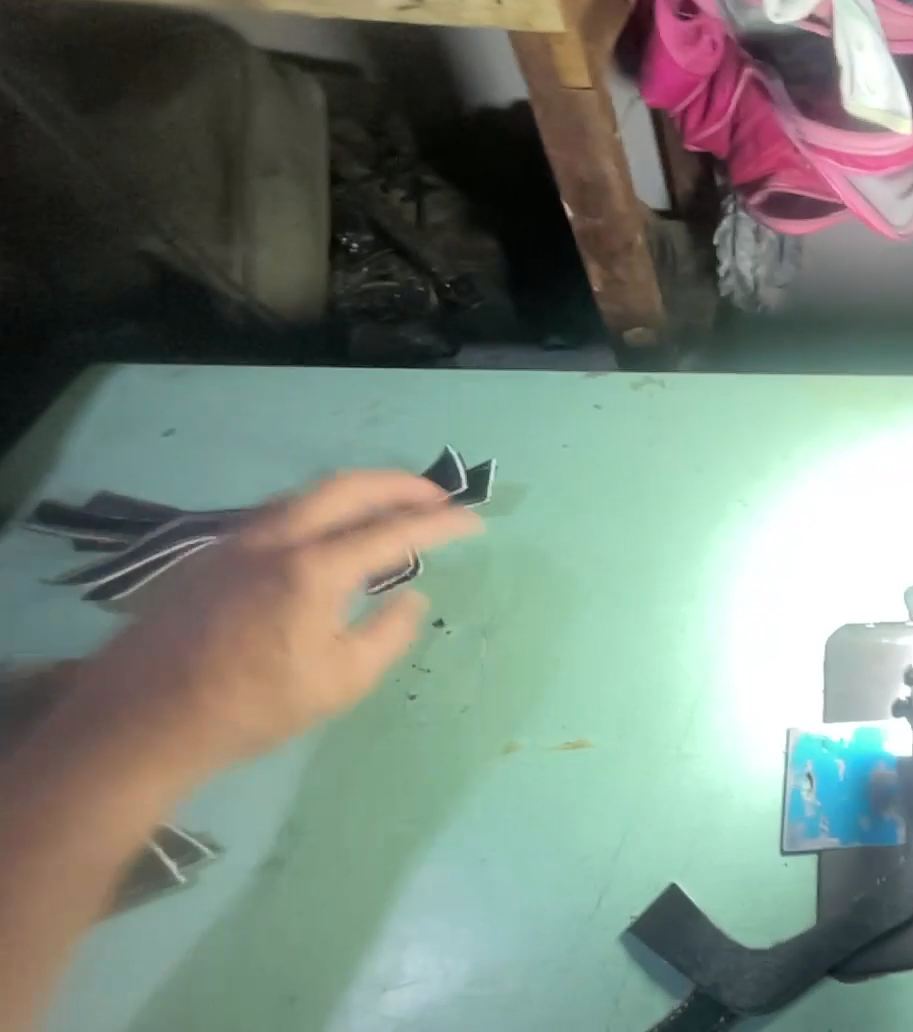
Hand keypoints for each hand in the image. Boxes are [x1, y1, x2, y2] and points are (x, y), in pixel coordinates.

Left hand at [71, 471, 481, 773]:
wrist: (134, 728)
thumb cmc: (253, 707)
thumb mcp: (344, 680)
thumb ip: (391, 632)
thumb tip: (411, 597)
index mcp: (313, 571)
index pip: (395, 531)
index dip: (443, 524)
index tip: (476, 523)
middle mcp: (273, 542)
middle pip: (347, 487)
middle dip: (402, 485)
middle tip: (440, 498)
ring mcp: (234, 545)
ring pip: (307, 495)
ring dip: (360, 494)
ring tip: (393, 511)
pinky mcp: (209, 558)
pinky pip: (279, 515)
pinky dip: (323, 512)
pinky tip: (333, 538)